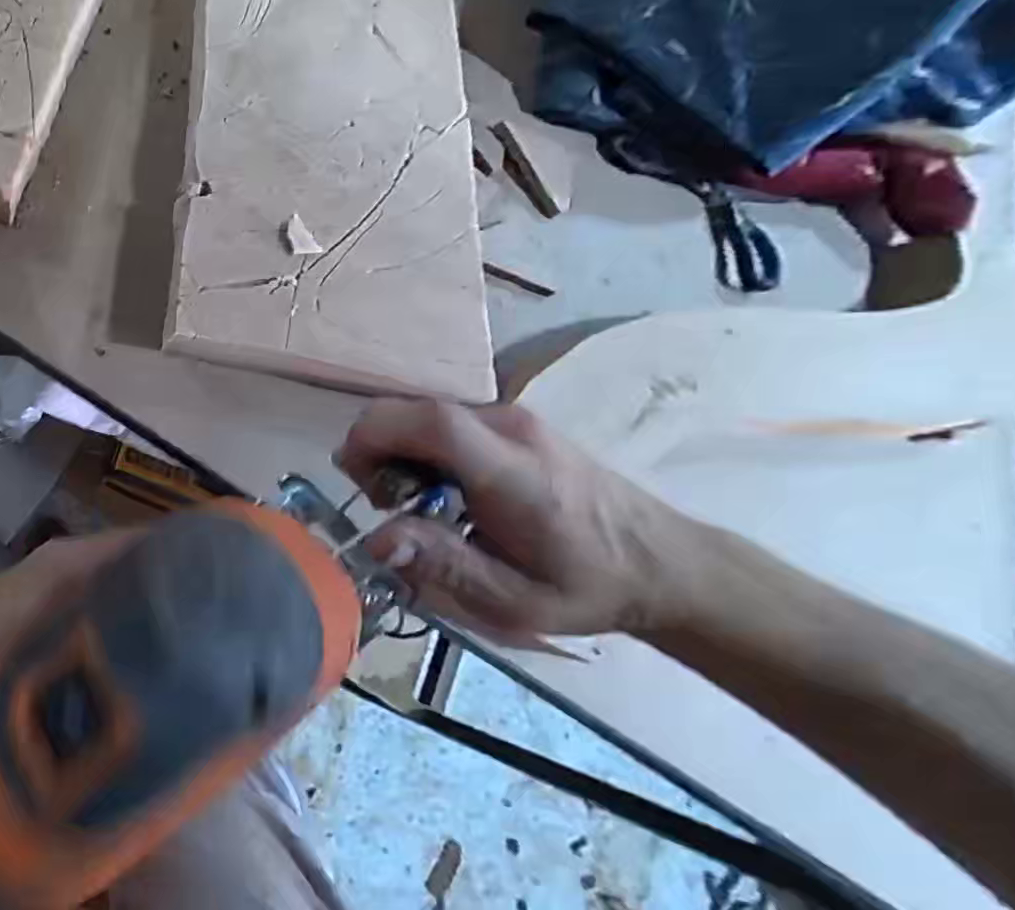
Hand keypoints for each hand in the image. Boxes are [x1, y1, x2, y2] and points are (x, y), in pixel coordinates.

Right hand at [334, 399, 699, 639]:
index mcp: (514, 474)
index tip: (352, 473)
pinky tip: (444, 492)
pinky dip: (422, 449)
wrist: (662, 559)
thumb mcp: (517, 602)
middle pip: (415, 412)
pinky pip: (444, 422)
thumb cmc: (590, 587)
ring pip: (424, 415)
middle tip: (386, 503)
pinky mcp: (513, 421)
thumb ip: (446, 567)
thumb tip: (378, 541)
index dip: (376, 435)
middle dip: (378, 448)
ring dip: (399, 451)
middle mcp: (510, 428)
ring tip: (419, 505)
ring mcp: (513, 418)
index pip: (432, 423)